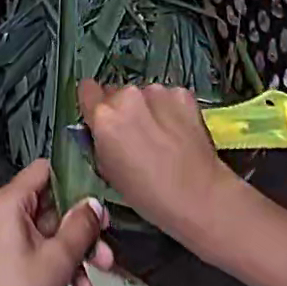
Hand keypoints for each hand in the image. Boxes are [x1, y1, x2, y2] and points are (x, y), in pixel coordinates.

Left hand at [0, 158, 115, 285]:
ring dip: (75, 246)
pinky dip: (60, 260)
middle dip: (80, 224)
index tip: (97, 199)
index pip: (43, 171)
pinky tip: (79, 285)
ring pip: (48, 228)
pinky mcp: (5, 257)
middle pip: (49, 202)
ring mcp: (1, 236)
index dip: (73, 181)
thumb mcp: (60, 258)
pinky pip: (38, 246)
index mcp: (6, 203)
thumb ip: (81, 225)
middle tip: (104, 240)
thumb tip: (93, 204)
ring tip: (99, 269)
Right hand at [79, 81, 244, 240]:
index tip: (99, 116)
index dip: (92, 103)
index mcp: (104, 116)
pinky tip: (179, 131)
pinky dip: (170, 109)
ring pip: (143, 94)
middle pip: (116, 92)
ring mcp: (157, 91)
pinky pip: (168, 97)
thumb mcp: (106, 170)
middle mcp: (127, 96)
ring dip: (147, 108)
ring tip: (162, 135)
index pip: (86, 88)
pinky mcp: (183, 94)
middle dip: (122, 109)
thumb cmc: (147, 193)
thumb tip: (101, 128)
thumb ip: (98, 140)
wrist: (200, 197)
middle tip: (135, 134)